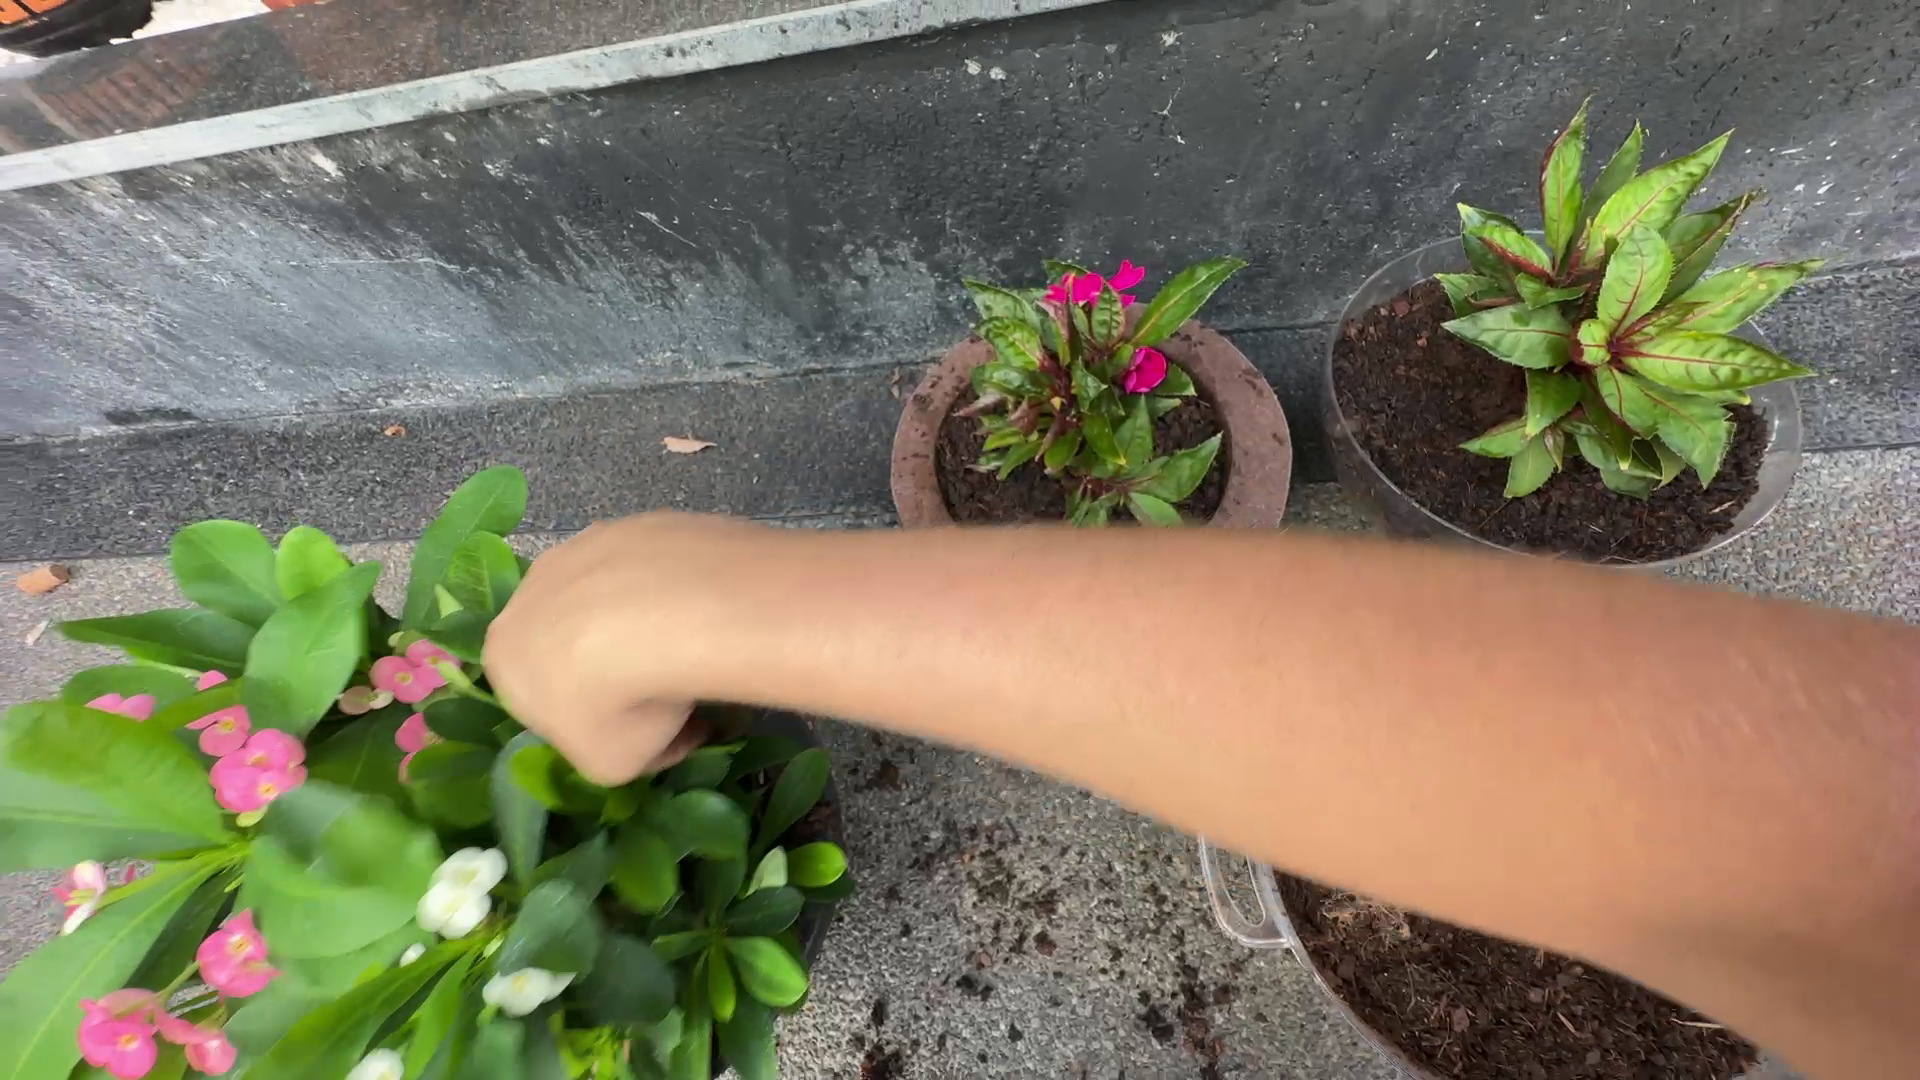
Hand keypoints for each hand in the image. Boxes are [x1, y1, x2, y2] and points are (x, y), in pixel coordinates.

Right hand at [483, 514, 749, 783]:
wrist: (658, 618)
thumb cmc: (616, 706)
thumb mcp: (618, 764)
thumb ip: (639, 754)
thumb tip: (682, 736)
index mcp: (506, 654)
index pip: (546, 690)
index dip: (595, 710)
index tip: (642, 719)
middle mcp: (534, 590)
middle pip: (578, 631)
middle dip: (619, 658)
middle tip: (670, 681)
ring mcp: (588, 545)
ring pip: (619, 589)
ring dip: (650, 614)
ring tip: (698, 640)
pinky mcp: (640, 520)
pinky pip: (662, 562)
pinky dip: (682, 583)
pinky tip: (711, 603)